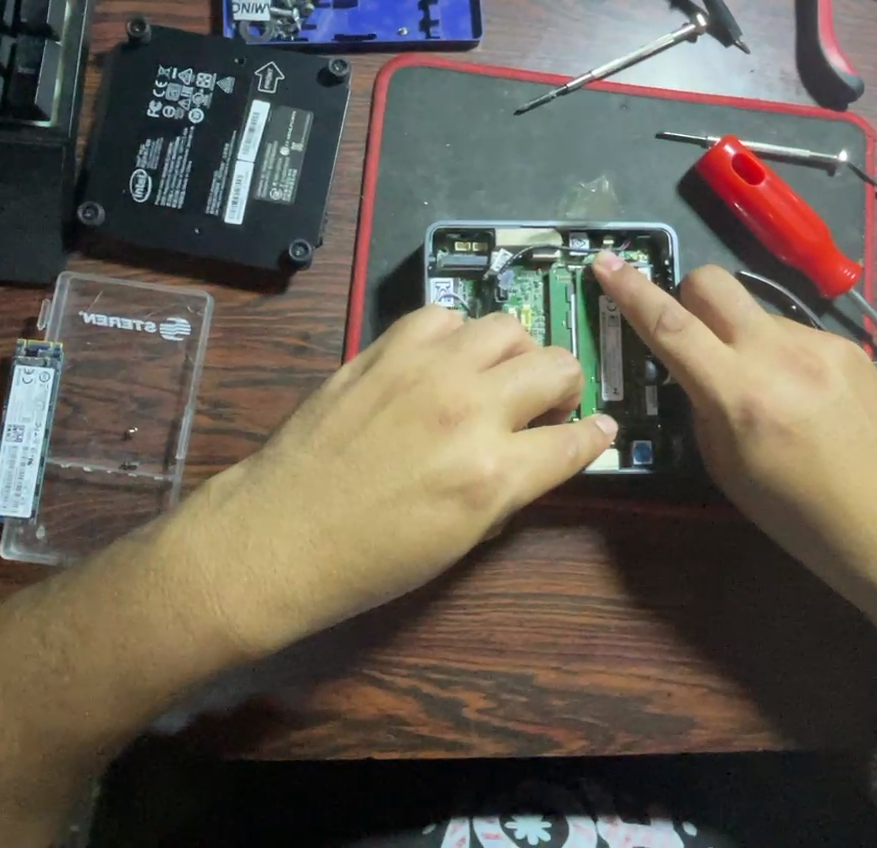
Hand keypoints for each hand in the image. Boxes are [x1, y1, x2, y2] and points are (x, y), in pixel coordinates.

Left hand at [162, 306, 617, 657]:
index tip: (598, 430)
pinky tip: (441, 361)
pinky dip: (454, 336)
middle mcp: (469, 408)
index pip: (576, 440)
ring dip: (514, 354)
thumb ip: (513, 487)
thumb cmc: (371, 560)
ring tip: (494, 377)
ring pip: (506, 326)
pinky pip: (441, 316)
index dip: (594, 437)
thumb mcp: (462, 540)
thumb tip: (546, 452)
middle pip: (556, 365)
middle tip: (543, 407)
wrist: (279, 535)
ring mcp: (424, 370)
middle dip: (564, 387)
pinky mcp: (384, 349)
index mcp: (494, 472)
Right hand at [589, 253, 876, 612]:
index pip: (671, 326)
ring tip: (765, 392)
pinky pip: (792, 333)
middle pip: (713, 283)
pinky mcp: (851, 348)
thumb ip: (700, 403)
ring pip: (754, 313)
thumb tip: (693, 367)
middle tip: (691, 335)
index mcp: (740, 395)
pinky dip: (778, 354)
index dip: (631, 291)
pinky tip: (802, 397)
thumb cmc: (794, 514)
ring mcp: (821, 346)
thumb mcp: (723, 466)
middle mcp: (780, 356)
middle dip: (687, 295)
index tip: (605, 262)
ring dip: (740, 338)